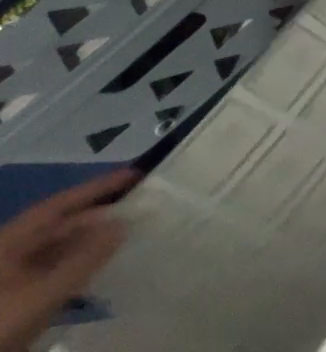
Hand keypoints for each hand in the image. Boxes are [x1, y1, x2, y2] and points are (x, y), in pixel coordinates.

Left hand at [0, 170, 134, 351]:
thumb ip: (85, 257)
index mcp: (10, 243)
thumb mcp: (44, 291)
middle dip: (102, 214)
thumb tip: (124, 222)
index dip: (95, 188)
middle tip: (144, 203)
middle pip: (62, 226)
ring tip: (135, 228)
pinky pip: (61, 267)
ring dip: (96, 238)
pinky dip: (86, 260)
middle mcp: (12, 253)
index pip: (57, 207)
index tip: (135, 174)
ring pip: (62, 247)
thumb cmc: (4, 318)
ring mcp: (16, 276)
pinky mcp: (23, 295)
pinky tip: (111, 261)